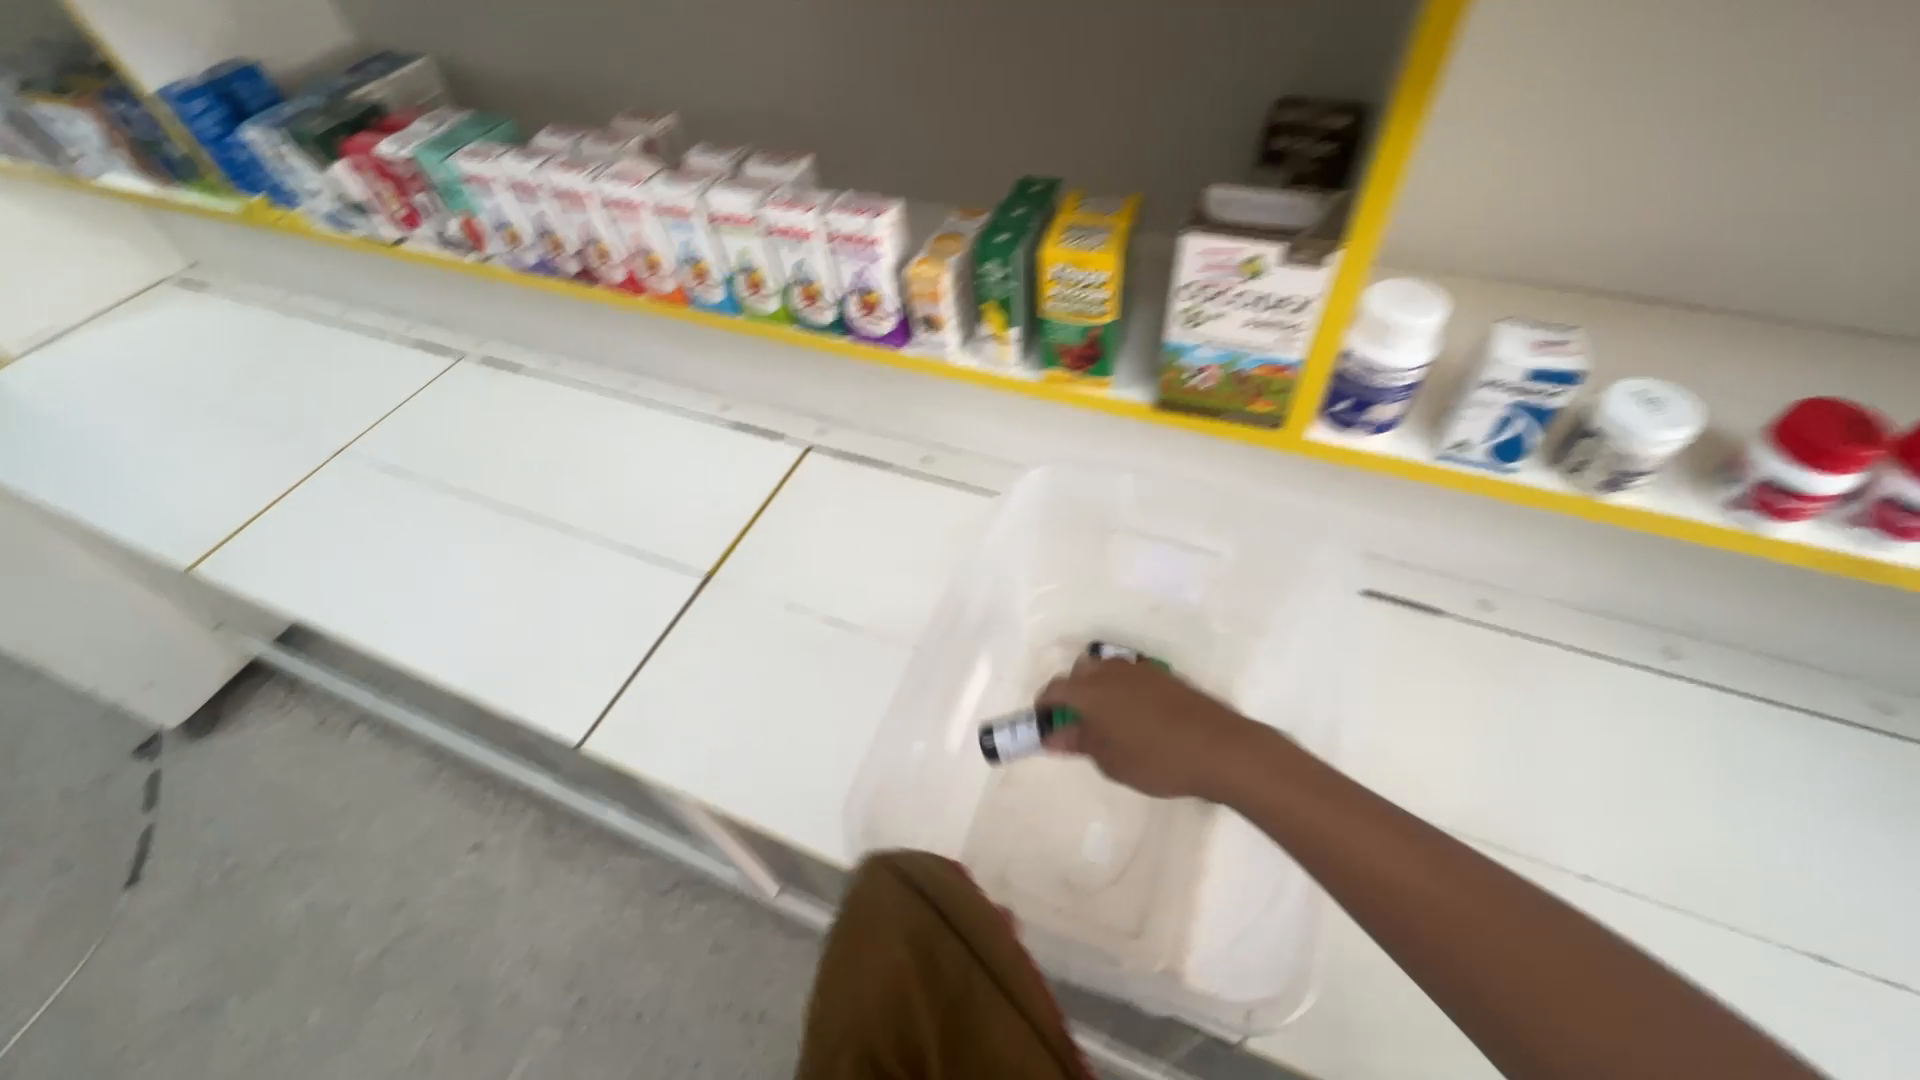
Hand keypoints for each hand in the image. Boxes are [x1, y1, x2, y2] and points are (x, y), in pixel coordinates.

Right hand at [1036, 657, 1271, 800]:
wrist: (1220, 749)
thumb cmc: (1156, 759)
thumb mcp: (1110, 760)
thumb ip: (1079, 742)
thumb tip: (1054, 734)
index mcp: (1090, 691)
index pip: (1055, 689)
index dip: (1045, 706)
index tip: (1044, 725)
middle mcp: (1112, 672)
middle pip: (1080, 672)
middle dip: (1071, 693)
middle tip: (1075, 724)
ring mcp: (1142, 671)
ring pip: (1107, 671)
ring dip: (1098, 689)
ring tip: (1106, 722)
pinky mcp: (1166, 677)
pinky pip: (1131, 677)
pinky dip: (1123, 691)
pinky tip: (1135, 718)